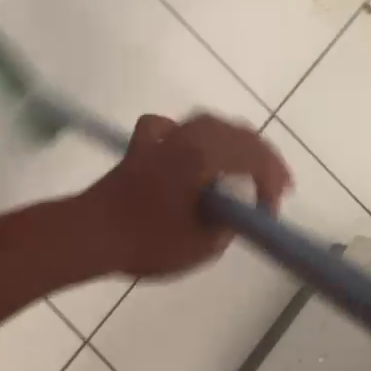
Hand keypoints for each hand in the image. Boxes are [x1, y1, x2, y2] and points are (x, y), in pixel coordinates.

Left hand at [75, 114, 292, 278]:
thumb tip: (236, 213)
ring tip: (244, 169)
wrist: (93, 231)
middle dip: (259, 157)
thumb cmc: (148, 240)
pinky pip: (174, 129)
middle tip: (273, 185)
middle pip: (235, 133)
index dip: (272, 178)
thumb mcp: (202, 244)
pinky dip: (191, 137)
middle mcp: (187, 134)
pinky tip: (193, 151)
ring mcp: (162, 136)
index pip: (253, 156)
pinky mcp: (142, 145)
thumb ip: (227, 224)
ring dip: (231, 144)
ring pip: (208, 126)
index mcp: (205, 154)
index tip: (276, 204)